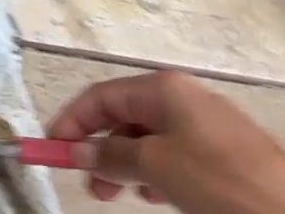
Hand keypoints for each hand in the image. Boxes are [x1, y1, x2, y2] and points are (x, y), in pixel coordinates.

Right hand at [46, 70, 284, 213]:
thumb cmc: (222, 182)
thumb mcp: (157, 166)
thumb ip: (111, 155)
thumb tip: (79, 151)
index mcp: (164, 89)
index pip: (101, 96)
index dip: (73, 122)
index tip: (53, 150)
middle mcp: (184, 99)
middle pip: (125, 116)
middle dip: (100, 147)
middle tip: (88, 182)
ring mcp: (210, 127)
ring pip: (150, 139)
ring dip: (126, 164)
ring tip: (119, 195)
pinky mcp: (230, 156)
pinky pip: (177, 155)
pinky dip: (157, 173)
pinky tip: (156, 196)